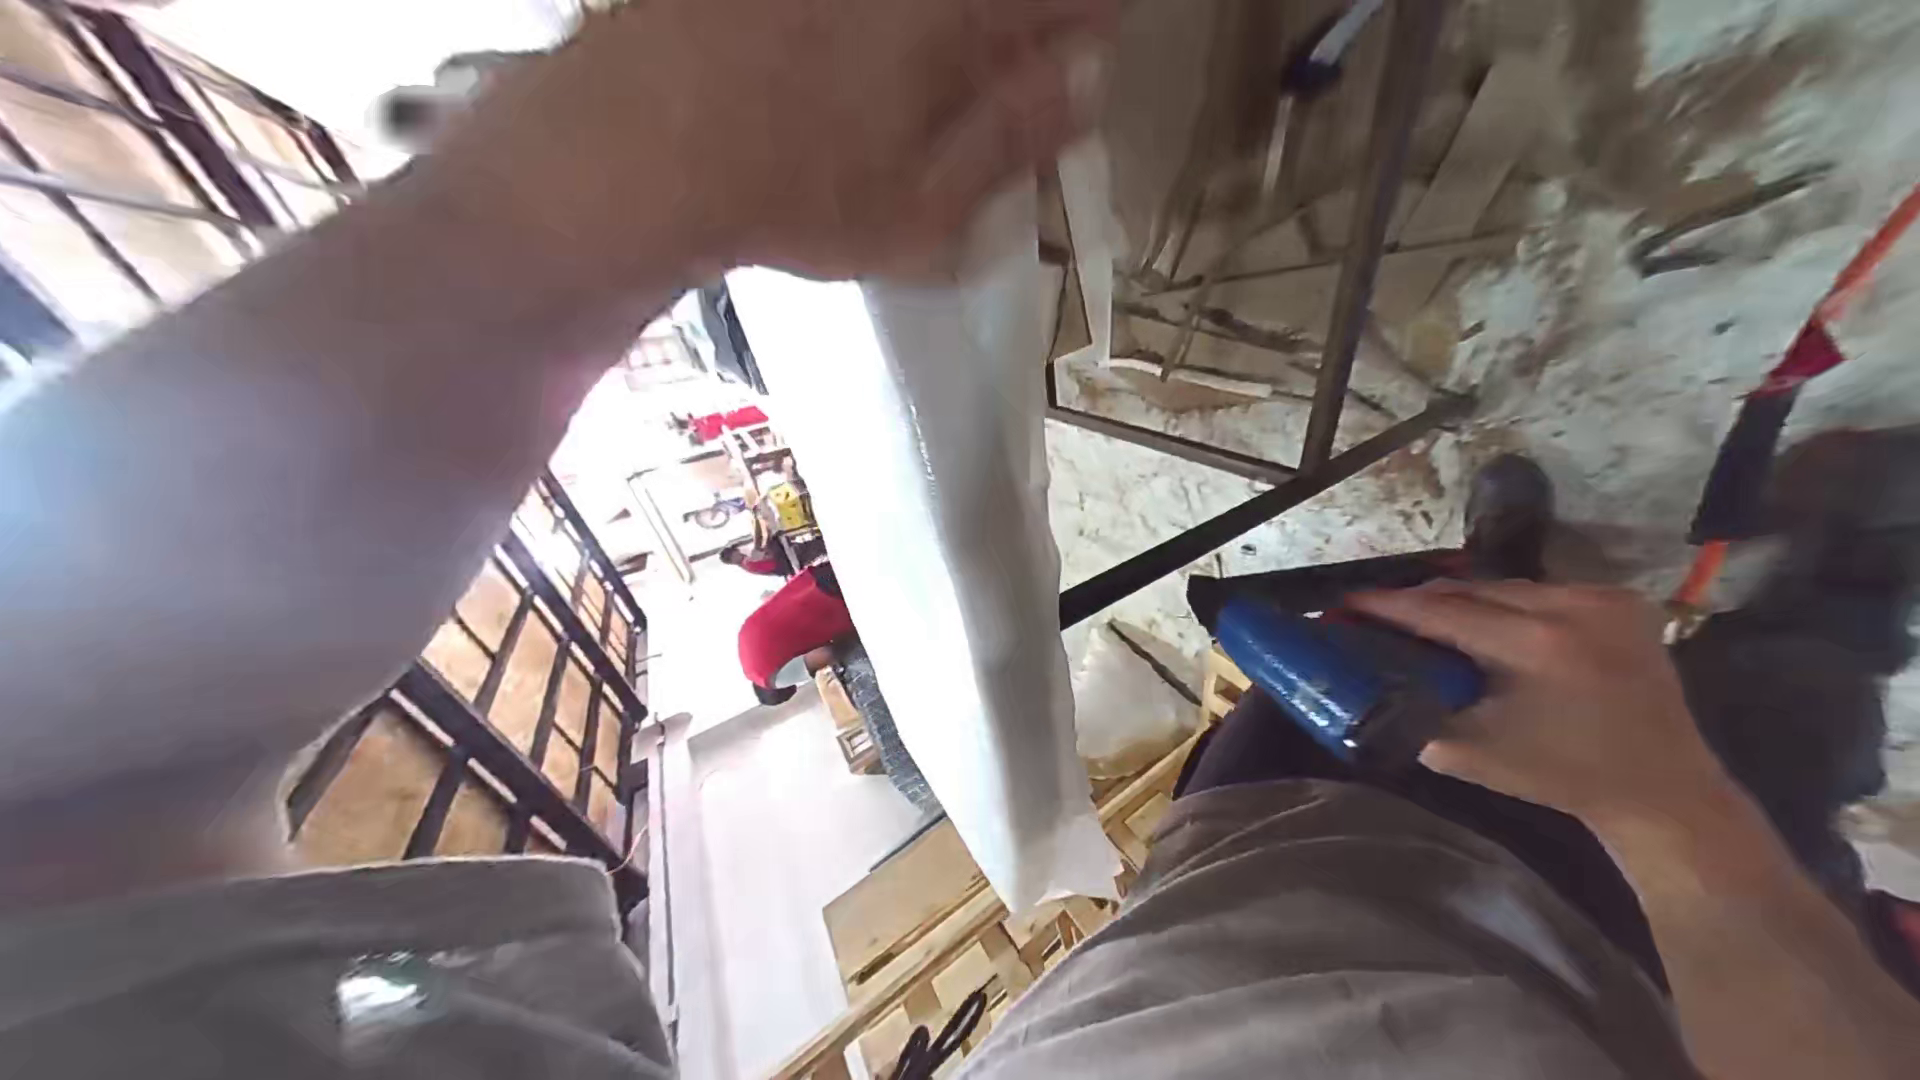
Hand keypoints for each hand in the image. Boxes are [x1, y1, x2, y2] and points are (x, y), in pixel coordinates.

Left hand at [420, 0, 1117, 283]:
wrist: (645, 153)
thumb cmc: (798, 202)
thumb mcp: (920, 212)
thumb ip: (1010, 144)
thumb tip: (1089, 83)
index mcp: (950, 24)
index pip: (1061, 0)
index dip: (1090, 18)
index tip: (1096, 41)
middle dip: (1031, 20)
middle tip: (1029, 60)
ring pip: (934, 11)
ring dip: (965, 32)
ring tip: (961, 68)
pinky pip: (880, 17)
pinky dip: (907, 33)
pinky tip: (895, 60)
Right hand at [1350, 583, 1731, 825]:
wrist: (1665, 791)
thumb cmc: (1558, 775)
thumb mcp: (1464, 750)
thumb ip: (1410, 708)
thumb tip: (1365, 680)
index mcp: (1536, 645)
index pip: (1440, 611)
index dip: (1387, 605)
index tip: (1347, 599)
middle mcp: (1572, 609)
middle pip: (1468, 589)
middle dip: (1416, 598)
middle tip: (1376, 609)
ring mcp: (1603, 601)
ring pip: (1500, 585)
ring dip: (1455, 598)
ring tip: (1418, 613)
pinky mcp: (1620, 603)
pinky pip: (1534, 591)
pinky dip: (1496, 601)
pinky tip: (1475, 617)